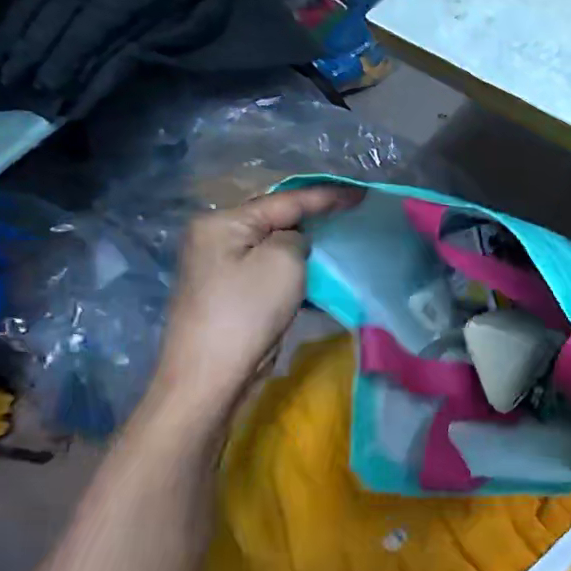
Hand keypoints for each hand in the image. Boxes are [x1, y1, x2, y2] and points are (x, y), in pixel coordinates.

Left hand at [149, 186, 362, 429]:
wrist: (209, 377)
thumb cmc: (246, 312)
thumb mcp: (283, 261)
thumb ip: (296, 237)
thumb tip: (295, 243)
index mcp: (221, 221)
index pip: (285, 200)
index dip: (326, 196)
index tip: (360, 193)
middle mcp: (214, 238)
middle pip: (274, 219)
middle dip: (312, 217)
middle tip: (350, 211)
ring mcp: (218, 268)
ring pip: (272, 247)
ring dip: (304, 247)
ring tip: (338, 239)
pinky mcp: (227, 295)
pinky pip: (267, 271)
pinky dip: (292, 271)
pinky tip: (316, 275)